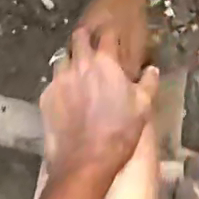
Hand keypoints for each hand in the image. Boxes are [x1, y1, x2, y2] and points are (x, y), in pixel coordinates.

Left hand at [39, 28, 159, 181]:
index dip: (111, 34)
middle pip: (79, 36)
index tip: (114, 40)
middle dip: (85, 37)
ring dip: (71, 60)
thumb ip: (149, 83)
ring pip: (63, 57)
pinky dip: (60, 84)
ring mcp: (60, 78)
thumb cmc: (118, 133)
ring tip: (77, 73)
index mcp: (105, 61)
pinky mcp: (46, 96)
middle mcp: (80, 63)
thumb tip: (152, 69)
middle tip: (91, 47)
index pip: (107, 34)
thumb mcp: (142, 108)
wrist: (84, 164)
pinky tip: (66, 97)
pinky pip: (53, 81)